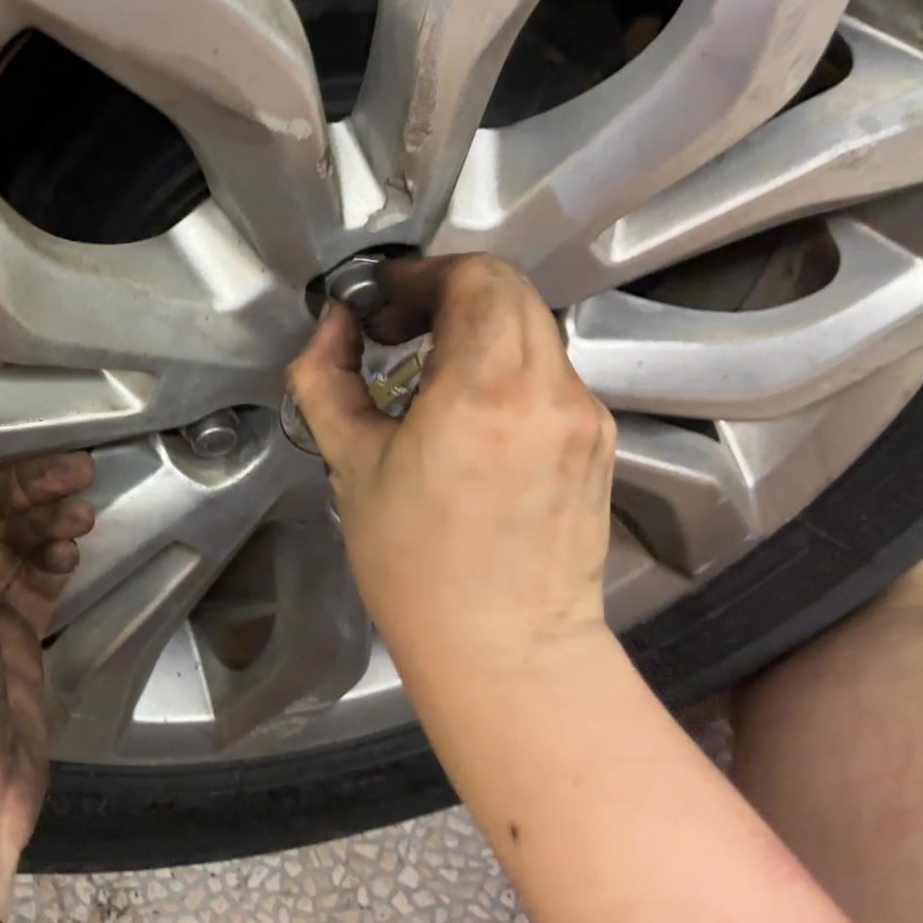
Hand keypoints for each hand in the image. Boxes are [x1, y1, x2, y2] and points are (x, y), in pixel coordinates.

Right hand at [284, 254, 616, 666]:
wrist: (504, 645)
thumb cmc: (415, 565)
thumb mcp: (349, 464)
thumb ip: (326, 379)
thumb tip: (332, 328)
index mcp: (484, 394)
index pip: (475, 280)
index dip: (419, 276)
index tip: (380, 301)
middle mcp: (550, 394)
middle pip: (510, 291)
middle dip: (445, 292)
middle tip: (395, 325)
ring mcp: (584, 417)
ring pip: (532, 327)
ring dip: (474, 325)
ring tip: (422, 367)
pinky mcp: (596, 441)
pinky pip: (547, 370)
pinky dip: (501, 361)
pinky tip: (461, 405)